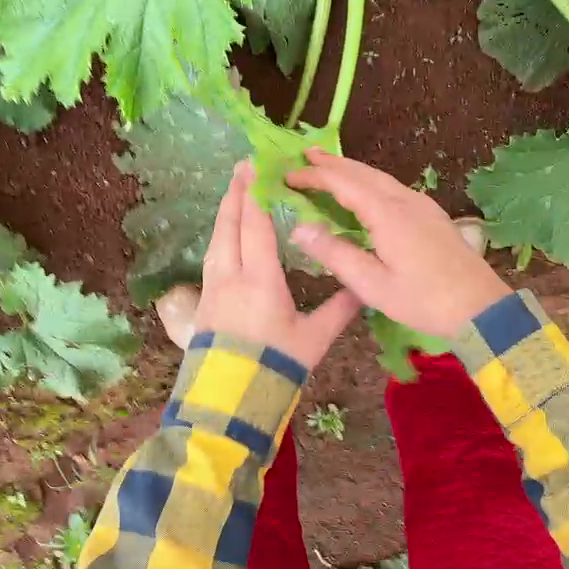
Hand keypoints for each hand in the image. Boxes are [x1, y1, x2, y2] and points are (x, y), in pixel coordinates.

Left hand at [197, 162, 361, 368]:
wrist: (230, 401)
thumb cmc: (275, 368)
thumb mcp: (314, 340)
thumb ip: (339, 310)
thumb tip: (364, 289)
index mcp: (260, 281)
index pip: (255, 225)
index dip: (256, 194)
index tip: (259, 167)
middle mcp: (231, 277)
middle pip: (229, 225)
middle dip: (236, 194)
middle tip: (243, 168)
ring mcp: (212, 290)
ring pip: (216, 241)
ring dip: (224, 213)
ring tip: (233, 194)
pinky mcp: (204, 304)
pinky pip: (212, 259)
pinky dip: (220, 238)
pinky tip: (225, 238)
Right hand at [286, 151, 512, 338]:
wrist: (479, 307)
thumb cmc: (422, 300)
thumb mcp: (372, 284)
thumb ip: (334, 254)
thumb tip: (300, 229)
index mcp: (387, 214)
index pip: (342, 183)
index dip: (314, 176)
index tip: (288, 175)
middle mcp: (405, 200)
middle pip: (363, 172)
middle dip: (333, 163)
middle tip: (305, 154)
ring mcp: (422, 206)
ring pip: (380, 178)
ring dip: (352, 171)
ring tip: (329, 167)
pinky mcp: (432, 216)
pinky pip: (393, 188)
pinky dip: (370, 182)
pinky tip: (366, 192)